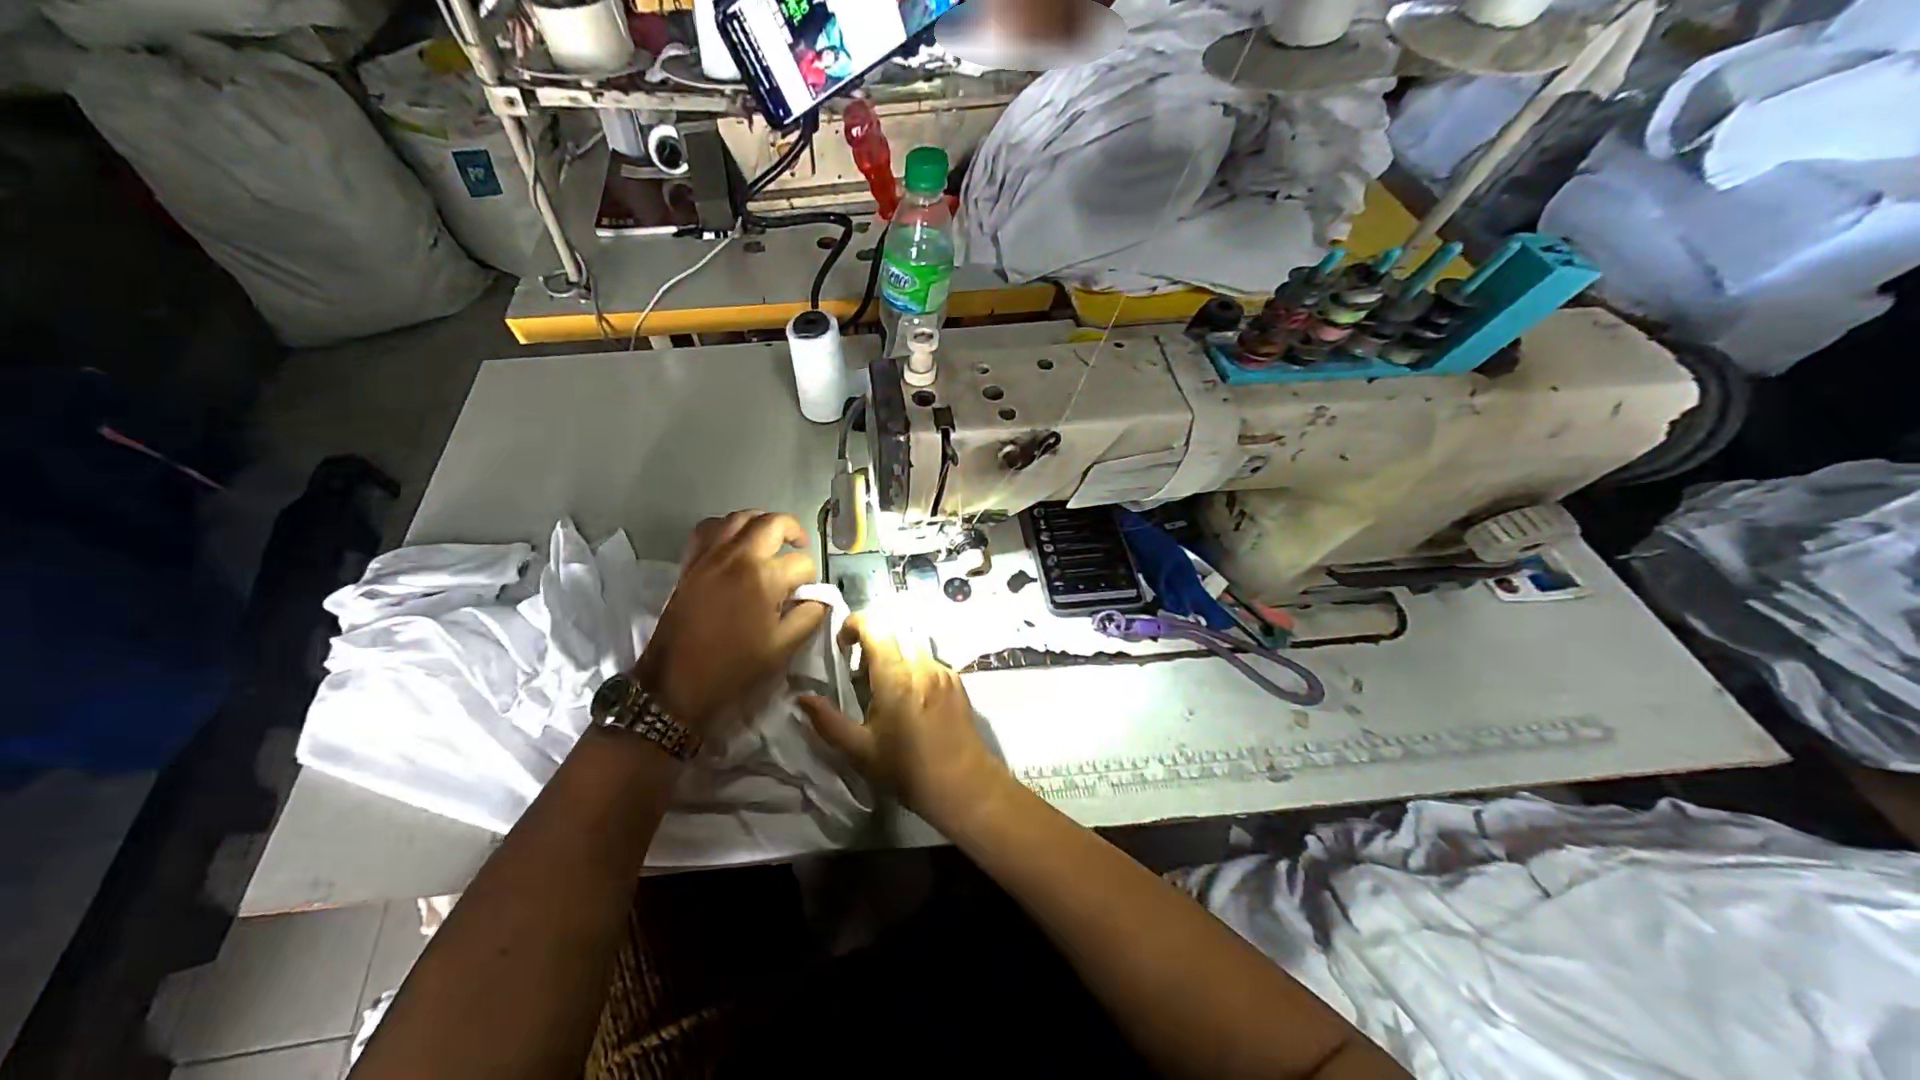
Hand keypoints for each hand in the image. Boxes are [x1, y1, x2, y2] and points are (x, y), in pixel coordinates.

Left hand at [636, 511, 825, 732]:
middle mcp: (738, 556)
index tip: (806, 596)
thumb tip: (819, 599)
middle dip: (794, 532)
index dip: (810, 579)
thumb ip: (808, 617)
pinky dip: (726, 528)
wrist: (676, 684)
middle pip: (774, 523)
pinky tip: (734, 543)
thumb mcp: (782, 649)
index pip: (802, 564)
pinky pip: (709, 528)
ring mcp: (711, 556)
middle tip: (799, 548)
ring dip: (761, 523)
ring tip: (771, 540)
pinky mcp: (691, 563)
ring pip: (741, 517)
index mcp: (764, 578)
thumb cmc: (733, 669)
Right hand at [799, 614, 1009, 826]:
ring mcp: (943, 670)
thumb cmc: (907, 770)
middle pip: (893, 633)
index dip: (854, 625)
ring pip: (912, 645)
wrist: (964, 785)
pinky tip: (910, 701)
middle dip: (872, 644)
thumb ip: (828, 722)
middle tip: (860, 676)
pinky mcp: (957, 681)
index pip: (874, 627)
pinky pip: (928, 660)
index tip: (842, 646)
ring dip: (893, 655)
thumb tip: (802, 699)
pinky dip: (912, 667)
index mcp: (896, 677)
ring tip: (885, 690)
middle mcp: (922, 665)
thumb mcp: (860, 751)